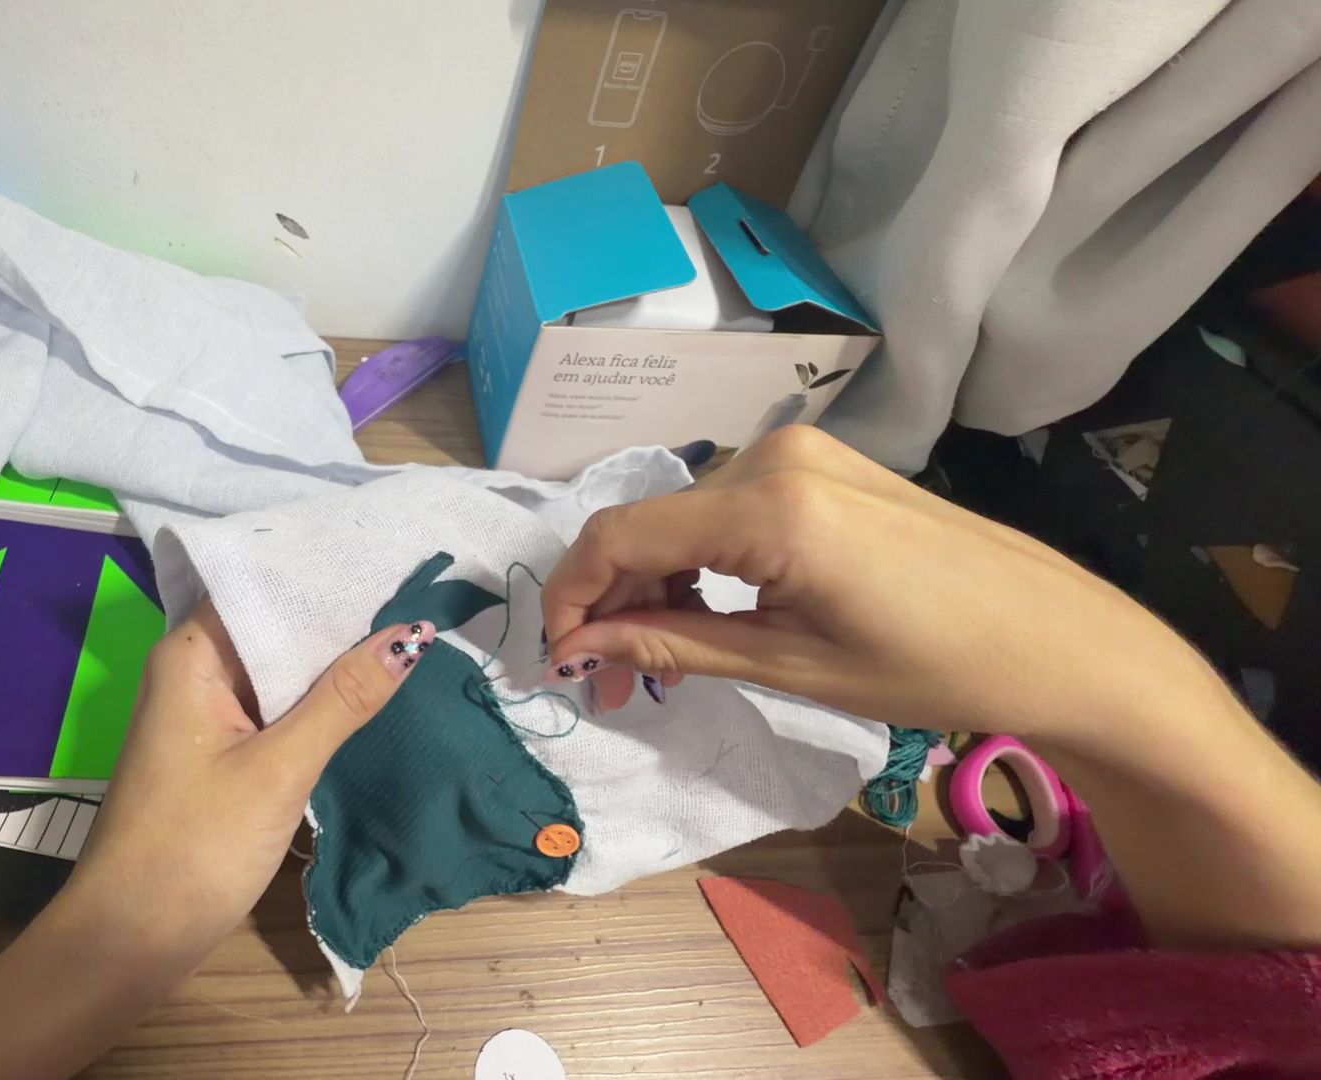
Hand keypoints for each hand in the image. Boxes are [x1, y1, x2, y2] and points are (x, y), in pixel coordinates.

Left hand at [0, 601, 430, 1079]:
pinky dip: (316, 695)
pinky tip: (366, 684)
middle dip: (337, 613)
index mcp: (193, 652)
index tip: (387, 554)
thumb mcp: (279, 767)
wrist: (130, 943)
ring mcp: (207, 709)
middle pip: (274, 623)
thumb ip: (344, 698)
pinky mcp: (221, 745)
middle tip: (413, 585)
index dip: (323, 569)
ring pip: (279, 666)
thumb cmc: (195, 846)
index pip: (262, 584)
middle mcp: (195, 668)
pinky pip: (275, 702)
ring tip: (405, 620)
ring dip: (331, 655)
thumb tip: (412, 633)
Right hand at [541, 425, 1239, 753]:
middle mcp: (768, 458)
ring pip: (674, 522)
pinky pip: (715, 513)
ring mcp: (792, 454)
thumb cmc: (935, 669)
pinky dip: (692, 565)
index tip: (560, 655)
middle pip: (642, 529)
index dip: (570, 594)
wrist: (1068, 642)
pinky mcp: (809, 466)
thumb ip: (667, 644)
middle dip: (610, 605)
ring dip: (650, 588)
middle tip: (607, 679)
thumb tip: (574, 650)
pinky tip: (698, 613)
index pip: (618, 536)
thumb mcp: (786, 666)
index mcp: (768, 508)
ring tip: (654, 659)